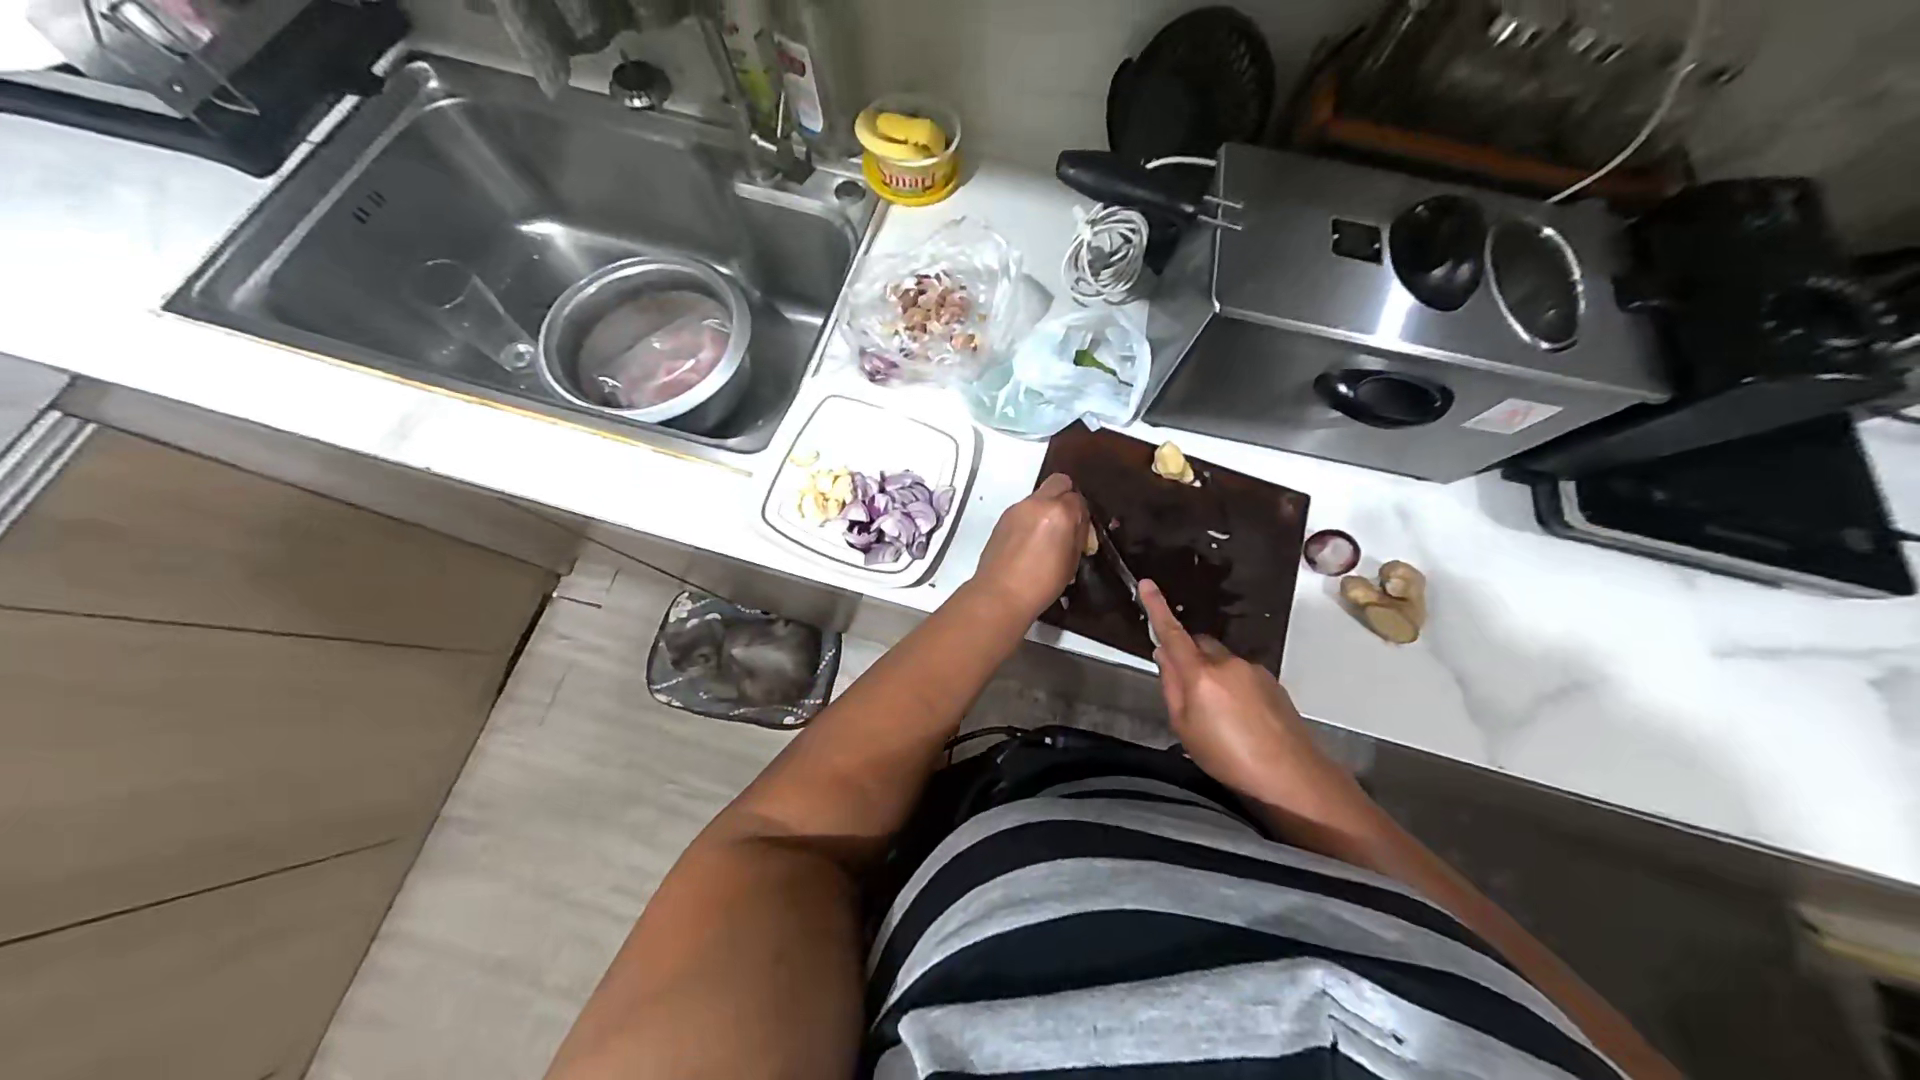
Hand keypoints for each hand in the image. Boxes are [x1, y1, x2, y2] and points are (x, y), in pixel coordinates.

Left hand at [972, 473, 1089, 621]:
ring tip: (1045, 537)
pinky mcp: (1002, 518)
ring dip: (1046, 508)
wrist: (1000, 594)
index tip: (1080, 533)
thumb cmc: (1041, 584)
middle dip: (1066, 497)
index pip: (1079, 500)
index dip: (1082, 517)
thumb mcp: (1072, 562)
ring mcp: (1017, 509)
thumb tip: (1077, 527)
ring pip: (1039, 496)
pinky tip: (1029, 542)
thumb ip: (1077, 536)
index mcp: (1059, 512)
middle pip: (1059, 483)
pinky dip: (1030, 518)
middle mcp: (1037, 503)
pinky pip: (1023, 509)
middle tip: (1066, 522)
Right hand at [1138, 579, 1360, 808]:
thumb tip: (1164, 654)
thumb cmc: (1227, 756)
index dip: (1156, 608)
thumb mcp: (1184, 727)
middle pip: (1198, 645)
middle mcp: (1227, 663)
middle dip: (1188, 656)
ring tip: (1217, 716)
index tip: (1147, 584)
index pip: (1172, 634)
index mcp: (1200, 674)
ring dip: (1212, 676)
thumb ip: (1171, 686)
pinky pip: (1241, 674)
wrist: (1290, 774)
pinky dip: (1232, 687)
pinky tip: (1239, 718)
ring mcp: (1253, 670)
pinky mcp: (1272, 681)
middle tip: (1184, 691)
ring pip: (1221, 661)